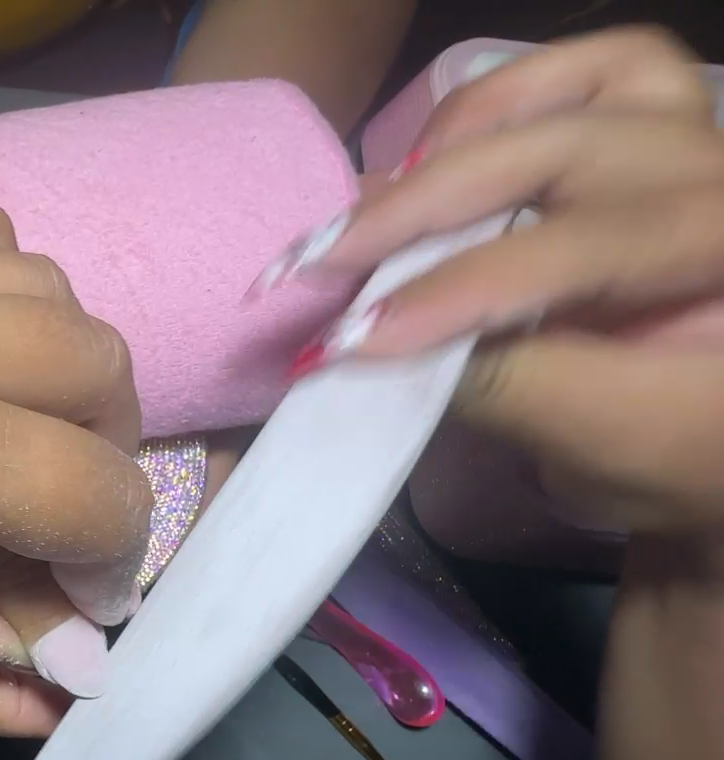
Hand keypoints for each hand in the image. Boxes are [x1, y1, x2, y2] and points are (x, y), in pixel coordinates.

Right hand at [277, 28, 723, 538]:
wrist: (707, 427)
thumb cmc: (674, 444)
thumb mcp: (605, 437)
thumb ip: (501, 384)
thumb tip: (365, 350)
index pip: (572, 254)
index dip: (445, 296)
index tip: (335, 346)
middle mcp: (718, 174)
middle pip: (564, 143)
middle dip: (418, 206)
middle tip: (312, 264)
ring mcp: (689, 148)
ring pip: (586, 83)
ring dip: (456, 136)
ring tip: (368, 207)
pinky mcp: (647, 150)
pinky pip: (590, 78)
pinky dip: (493, 110)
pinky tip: (422, 164)